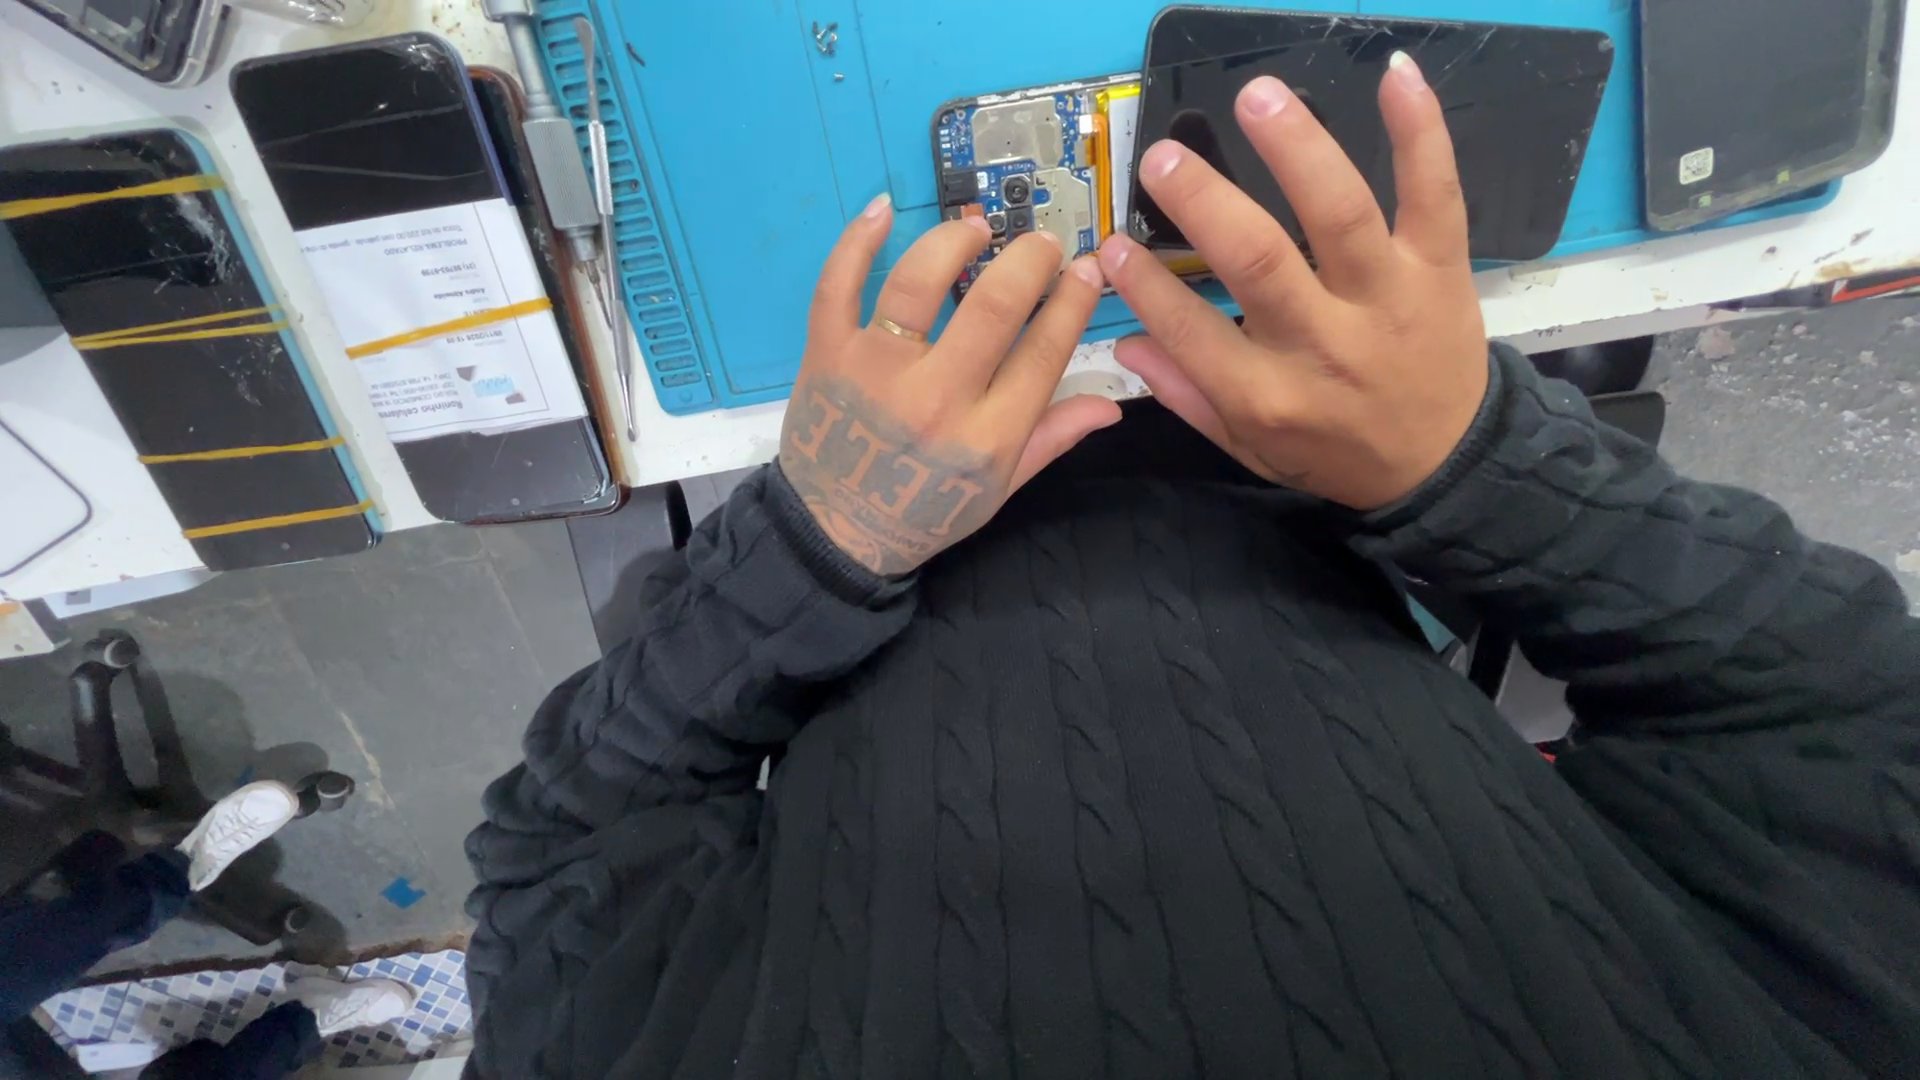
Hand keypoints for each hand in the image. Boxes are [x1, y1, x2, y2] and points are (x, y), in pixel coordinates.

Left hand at [779, 196, 1121, 575]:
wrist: (838, 534)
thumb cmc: (927, 512)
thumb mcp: (999, 489)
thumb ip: (1051, 439)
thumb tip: (1113, 404)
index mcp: (986, 436)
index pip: (1044, 353)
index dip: (1072, 302)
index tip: (1086, 270)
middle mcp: (935, 397)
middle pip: (992, 306)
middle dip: (1028, 261)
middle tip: (1040, 244)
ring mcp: (875, 371)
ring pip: (918, 282)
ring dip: (954, 239)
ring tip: (976, 225)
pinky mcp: (827, 355)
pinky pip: (837, 285)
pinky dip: (856, 242)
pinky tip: (881, 208)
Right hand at [1101, 52, 1490, 510]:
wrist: (1443, 464)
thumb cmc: (1330, 453)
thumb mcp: (1247, 449)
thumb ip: (1186, 397)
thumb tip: (1126, 344)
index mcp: (1266, 395)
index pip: (1190, 331)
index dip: (1144, 285)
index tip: (1111, 246)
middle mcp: (1323, 343)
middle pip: (1257, 259)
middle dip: (1203, 203)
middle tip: (1162, 158)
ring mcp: (1386, 298)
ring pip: (1339, 213)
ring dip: (1296, 147)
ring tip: (1255, 97)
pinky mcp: (1441, 268)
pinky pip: (1436, 192)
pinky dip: (1421, 131)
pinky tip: (1394, 75)